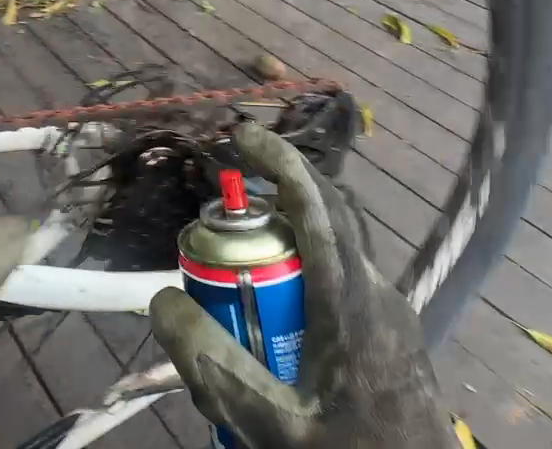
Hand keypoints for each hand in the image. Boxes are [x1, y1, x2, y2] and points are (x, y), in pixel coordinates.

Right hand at [149, 123, 455, 448]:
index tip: (239, 133)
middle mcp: (374, 290)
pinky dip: (302, 273)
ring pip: (333, 246)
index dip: (277, 159)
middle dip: (275, 194)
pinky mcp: (388, 331)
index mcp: (350, 301)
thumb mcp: (273, 428)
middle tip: (228, 210)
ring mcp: (387, 309)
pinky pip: (340, 277)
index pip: (315, 204)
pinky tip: (275, 324)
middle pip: (325, 214)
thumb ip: (213, 367)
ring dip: (287, 239)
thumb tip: (163, 299)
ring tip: (240, 275)